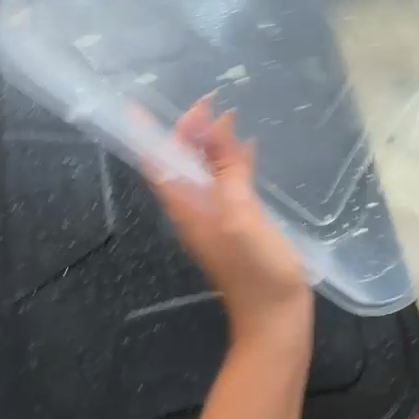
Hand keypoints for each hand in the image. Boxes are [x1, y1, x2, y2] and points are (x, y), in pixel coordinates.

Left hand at [145, 99, 312, 348]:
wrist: (275, 317)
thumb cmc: (256, 269)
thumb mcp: (241, 215)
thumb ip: (227, 173)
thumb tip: (218, 129)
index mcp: (186, 206)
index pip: (157, 163)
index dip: (148, 134)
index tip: (142, 106)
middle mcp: (195, 208)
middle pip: (181, 162)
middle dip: (188, 131)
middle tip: (209, 101)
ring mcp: (217, 216)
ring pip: (204, 171)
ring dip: (210, 143)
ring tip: (227, 115)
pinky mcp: (238, 222)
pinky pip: (228, 182)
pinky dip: (233, 162)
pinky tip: (249, 146)